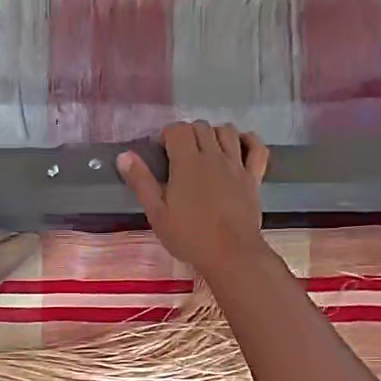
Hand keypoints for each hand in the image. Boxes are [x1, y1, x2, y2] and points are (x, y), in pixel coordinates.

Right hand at [116, 121, 269, 273]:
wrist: (230, 253)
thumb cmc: (188, 236)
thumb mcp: (157, 213)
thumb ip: (141, 182)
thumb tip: (124, 155)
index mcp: (187, 163)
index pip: (178, 130)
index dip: (166, 134)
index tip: (159, 150)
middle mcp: (214, 156)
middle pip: (201, 127)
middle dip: (187, 133)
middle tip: (178, 154)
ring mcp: (237, 164)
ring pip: (227, 131)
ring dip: (213, 133)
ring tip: (204, 149)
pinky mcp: (253, 176)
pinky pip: (256, 147)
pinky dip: (248, 140)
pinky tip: (239, 144)